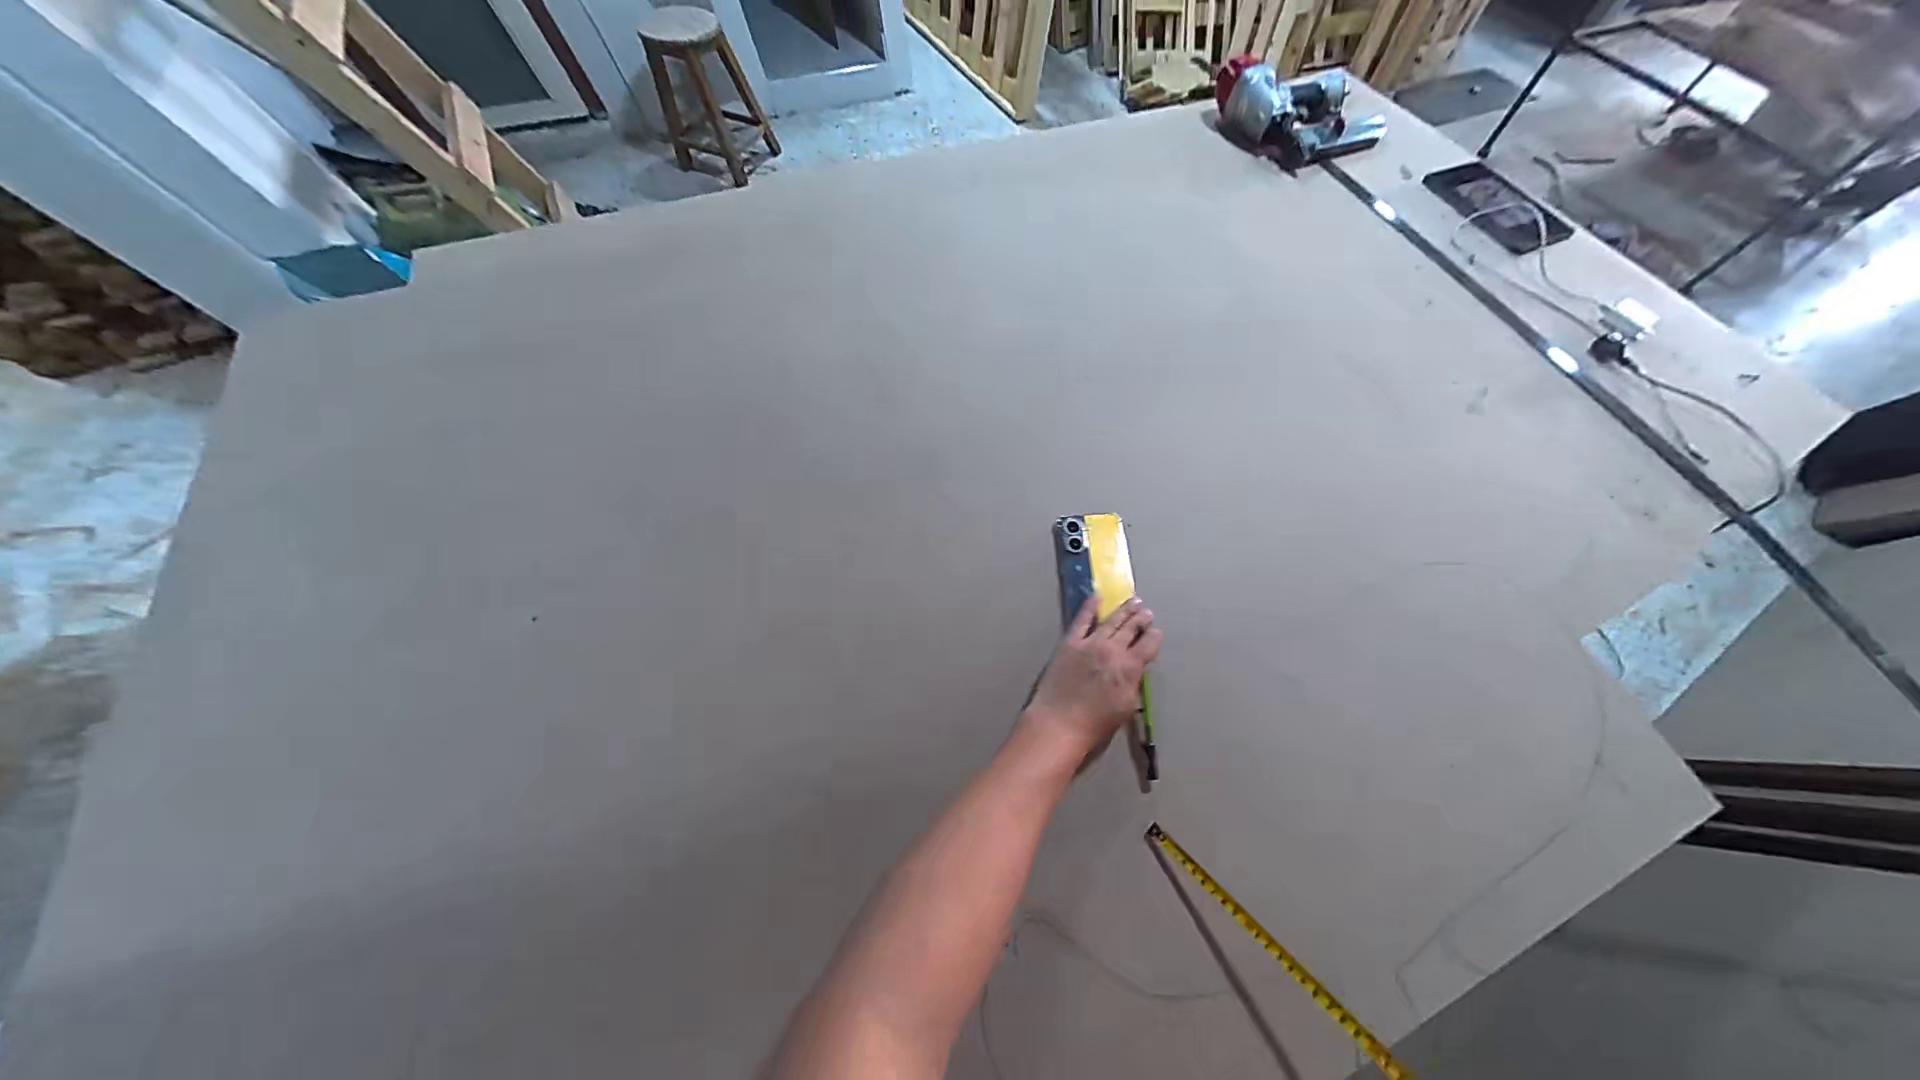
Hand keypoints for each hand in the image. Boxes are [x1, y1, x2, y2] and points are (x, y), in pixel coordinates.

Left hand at [1022, 596, 1161, 753]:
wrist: (1060, 721)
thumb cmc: (1096, 722)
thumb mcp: (1126, 706)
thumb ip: (1133, 683)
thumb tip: (1136, 668)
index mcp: (1129, 667)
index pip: (1149, 645)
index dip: (1155, 637)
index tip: (1157, 631)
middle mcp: (1112, 650)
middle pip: (1130, 628)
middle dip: (1140, 618)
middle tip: (1146, 610)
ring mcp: (1090, 643)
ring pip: (1111, 621)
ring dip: (1124, 610)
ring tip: (1133, 601)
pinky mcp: (1070, 642)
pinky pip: (1081, 620)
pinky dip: (1089, 607)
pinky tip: (1096, 597)